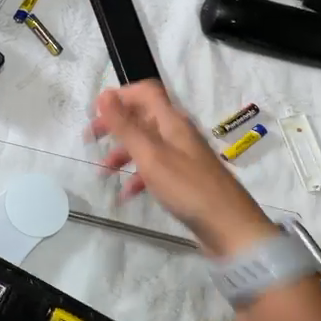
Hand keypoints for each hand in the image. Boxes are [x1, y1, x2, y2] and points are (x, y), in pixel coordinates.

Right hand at [90, 81, 276, 256]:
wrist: (230, 228)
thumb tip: (104, 93)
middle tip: (90, 139)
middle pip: (142, 118)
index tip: (95, 111)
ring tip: (103, 172)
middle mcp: (177, 133)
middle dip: (114, 126)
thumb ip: (125, 125)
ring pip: (146, 145)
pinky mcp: (184, 179)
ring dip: (122, 154)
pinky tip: (127, 194)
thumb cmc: (187, 187)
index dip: (120, 96)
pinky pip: (155, 168)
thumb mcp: (149, 154)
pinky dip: (137, 176)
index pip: (145, 92)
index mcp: (171, 122)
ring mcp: (182, 156)